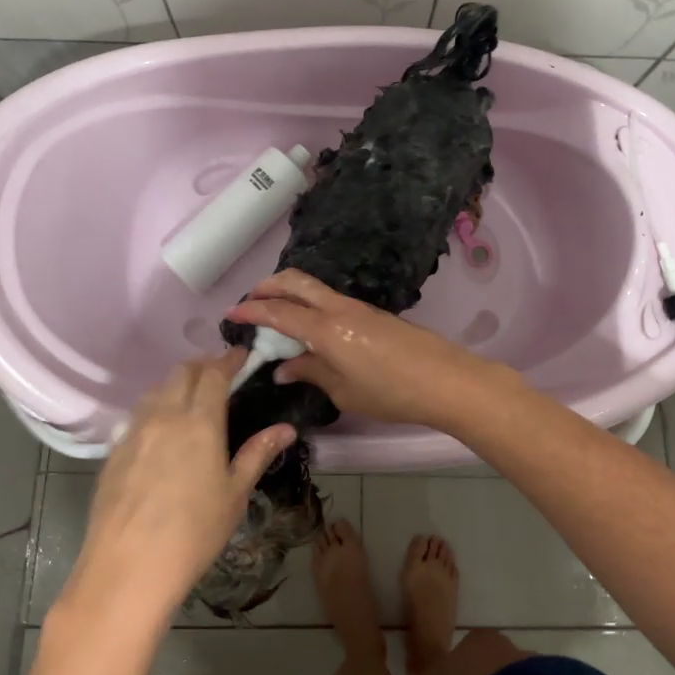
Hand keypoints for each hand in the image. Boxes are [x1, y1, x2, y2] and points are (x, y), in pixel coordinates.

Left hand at [60, 349, 295, 623]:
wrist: (126, 570)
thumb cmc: (193, 534)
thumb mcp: (234, 496)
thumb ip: (257, 454)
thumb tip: (286, 428)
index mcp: (199, 422)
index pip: (214, 373)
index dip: (229, 359)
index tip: (243, 355)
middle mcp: (164, 416)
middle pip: (182, 372)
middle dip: (203, 366)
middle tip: (220, 376)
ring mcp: (134, 432)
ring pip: (156, 389)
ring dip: (177, 384)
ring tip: (192, 401)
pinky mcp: (113, 451)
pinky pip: (137, 415)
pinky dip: (155, 409)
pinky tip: (162, 433)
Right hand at [225, 269, 517, 430]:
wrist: (444, 379)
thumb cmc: (390, 392)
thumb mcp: (344, 391)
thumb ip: (311, 373)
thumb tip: (284, 368)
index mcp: (325, 328)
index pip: (279, 312)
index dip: (252, 311)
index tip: (230, 314)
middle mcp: (338, 308)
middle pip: (295, 282)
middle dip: (268, 286)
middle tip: (249, 302)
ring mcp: (357, 307)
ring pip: (314, 288)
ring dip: (289, 293)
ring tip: (274, 314)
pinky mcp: (371, 313)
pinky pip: (329, 299)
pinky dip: (309, 303)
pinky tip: (307, 326)